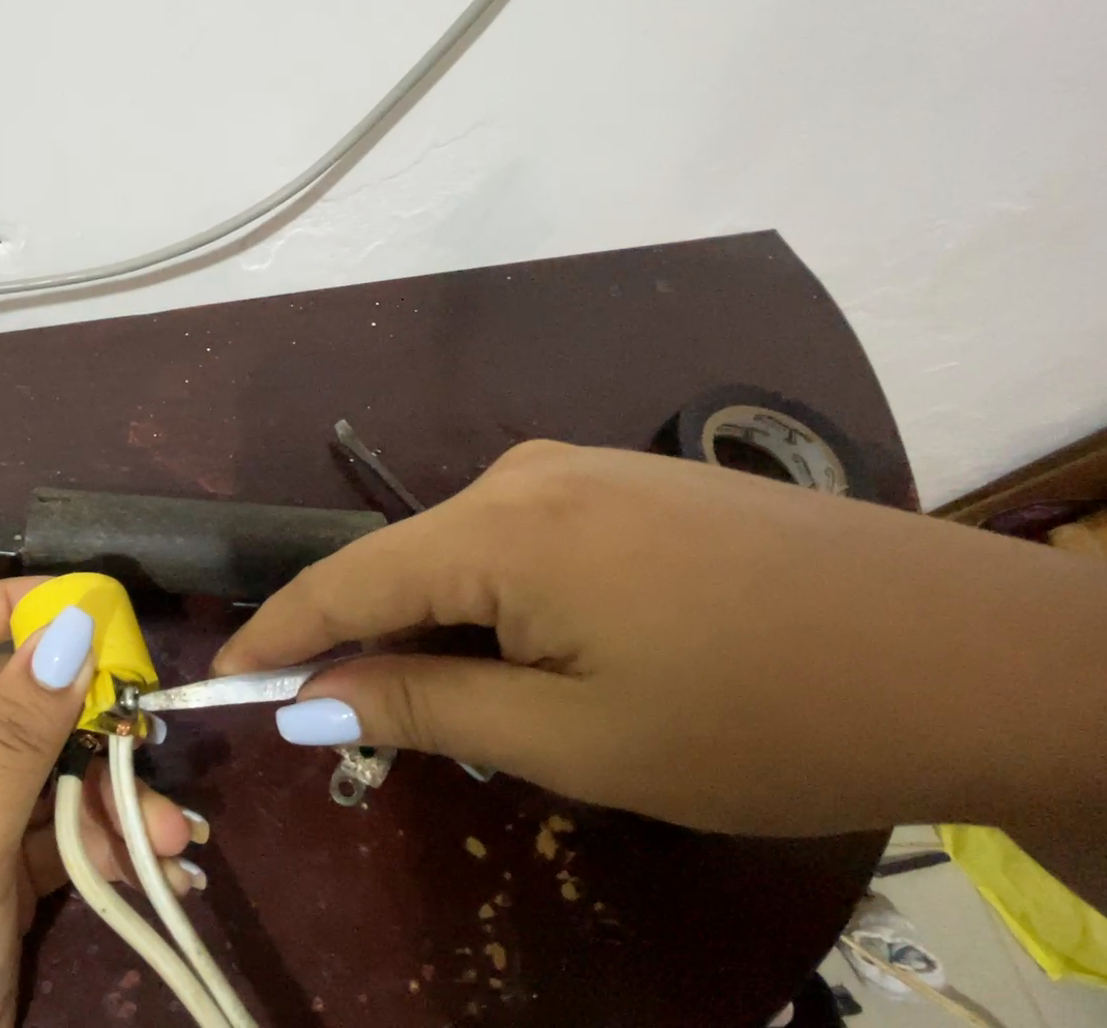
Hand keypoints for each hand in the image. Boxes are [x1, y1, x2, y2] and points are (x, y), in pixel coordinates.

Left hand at [0, 578, 205, 1027]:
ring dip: (114, 796)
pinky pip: (65, 837)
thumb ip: (15, 738)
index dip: (12, 606)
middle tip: (152, 733)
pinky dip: (110, 847)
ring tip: (168, 837)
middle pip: (20, 703)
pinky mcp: (5, 880)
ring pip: (54, 775)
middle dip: (90, 716)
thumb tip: (73, 626)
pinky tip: (159, 871)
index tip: (95, 607)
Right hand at [216, 442, 1106, 838]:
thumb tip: (307, 701)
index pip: (345, 580)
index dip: (277, 634)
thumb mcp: (574, 738)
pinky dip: (488, 603)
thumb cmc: (764, 716)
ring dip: (434, 627)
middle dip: (363, 642)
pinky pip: (512, 543)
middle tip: (350, 724)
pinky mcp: (620, 483)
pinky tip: (533, 653)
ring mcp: (576, 469)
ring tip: (459, 703)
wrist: (984, 655)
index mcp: (501, 528)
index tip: (223, 680)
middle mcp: (522, 474)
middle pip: (399, 564)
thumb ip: (423, 706)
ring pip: (455, 555)